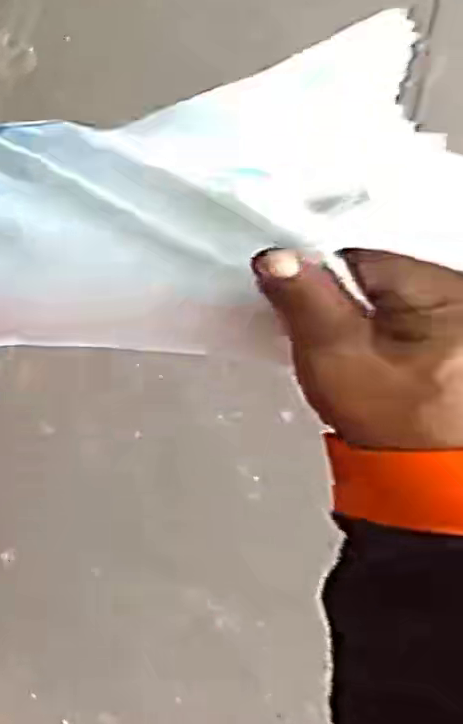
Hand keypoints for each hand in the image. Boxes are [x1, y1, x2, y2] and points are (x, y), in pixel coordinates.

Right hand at [254, 248, 462, 449]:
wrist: (436, 466)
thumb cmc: (392, 412)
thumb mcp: (332, 351)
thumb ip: (304, 300)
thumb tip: (278, 257)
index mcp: (454, 291)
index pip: (358, 259)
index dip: (316, 284)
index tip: (304, 315)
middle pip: (379, 276)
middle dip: (344, 302)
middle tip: (332, 341)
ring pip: (394, 296)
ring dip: (364, 317)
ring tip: (357, 353)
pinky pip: (415, 316)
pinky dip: (386, 331)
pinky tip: (381, 358)